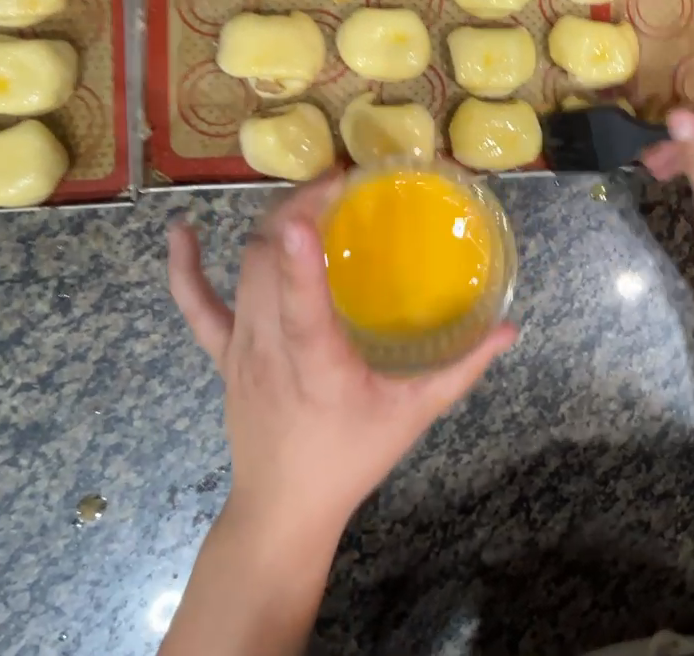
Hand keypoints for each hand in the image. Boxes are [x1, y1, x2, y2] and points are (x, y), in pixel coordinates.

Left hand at [166, 173, 516, 543]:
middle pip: (267, 261)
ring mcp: (238, 348)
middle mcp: (268, 348)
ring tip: (310, 198)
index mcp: (317, 364)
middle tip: (342, 185)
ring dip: (272, 224)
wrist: (283, 509)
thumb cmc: (351, 457)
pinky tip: (182, 231)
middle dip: (299, 209)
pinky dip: (184, 268)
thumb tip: (512, 328)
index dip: (303, 251)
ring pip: (243, 268)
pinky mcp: (222, 354)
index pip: (301, 304)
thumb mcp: (416, 414)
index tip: (325, 195)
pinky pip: (195, 306)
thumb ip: (464, 368)